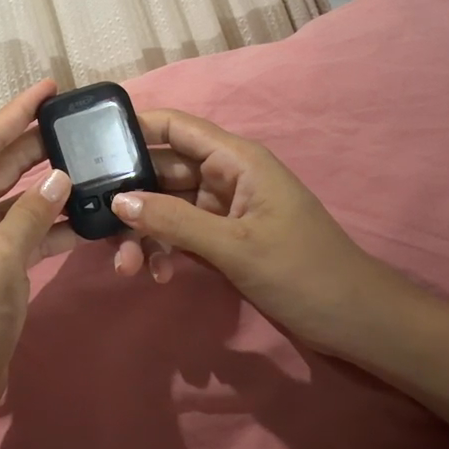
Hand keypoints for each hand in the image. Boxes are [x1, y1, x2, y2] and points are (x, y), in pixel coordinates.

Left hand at [0, 79, 77, 411]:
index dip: (17, 111)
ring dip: (51, 182)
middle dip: (37, 141)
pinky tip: (87, 215)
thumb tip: (61, 177)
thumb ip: (31, 213)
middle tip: (77, 123)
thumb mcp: (0, 258)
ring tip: (89, 160)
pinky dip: (55, 222)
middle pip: (4, 163)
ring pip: (20, 196)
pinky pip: (29, 230)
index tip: (49, 87)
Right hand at [110, 109, 425, 360]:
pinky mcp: (224, 236)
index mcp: (235, 159)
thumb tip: (117, 201)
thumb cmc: (304, 273)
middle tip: (97, 223)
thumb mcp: (235, 248)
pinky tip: (155, 274)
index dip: (132, 126)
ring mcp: (223, 207)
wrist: (360, 323)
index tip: (89, 142)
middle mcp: (225, 174)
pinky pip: (180, 230)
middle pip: (162, 168)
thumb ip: (174, 221)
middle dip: (129, 195)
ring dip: (143, 230)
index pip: (174, 125)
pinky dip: (164, 248)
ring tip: (125, 266)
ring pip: (166, 204)